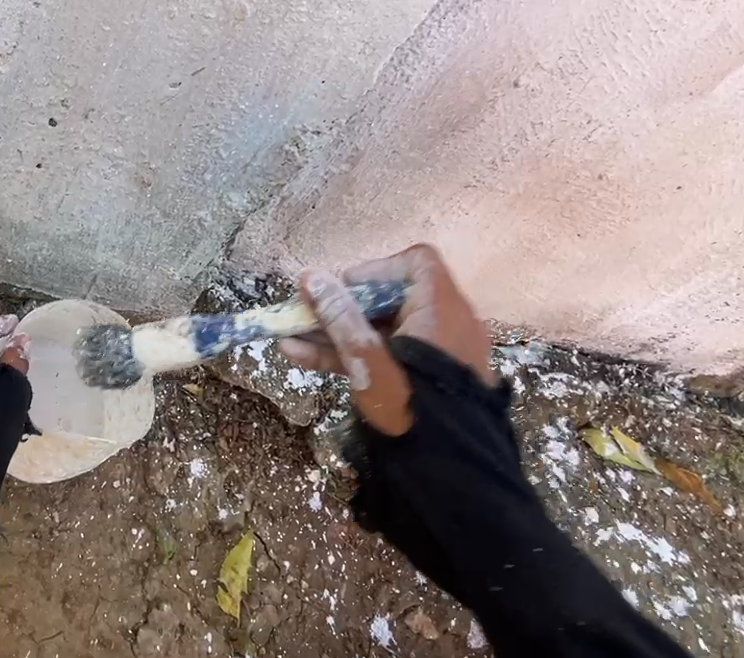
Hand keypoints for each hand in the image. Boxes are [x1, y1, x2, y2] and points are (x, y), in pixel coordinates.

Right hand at [277, 244, 494, 435]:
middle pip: (387, 298)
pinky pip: (381, 355)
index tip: (344, 289)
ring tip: (289, 338)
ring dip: (333, 331)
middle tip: (305, 314)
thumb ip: (339, 317)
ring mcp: (431, 356)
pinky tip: (300, 357)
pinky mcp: (420, 381)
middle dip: (339, 305)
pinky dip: (347, 354)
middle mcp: (442, 326)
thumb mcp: (369, 360)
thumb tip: (310, 277)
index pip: (416, 263)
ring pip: (377, 330)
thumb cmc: (414, 409)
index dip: (375, 269)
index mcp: (442, 312)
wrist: (453, 480)